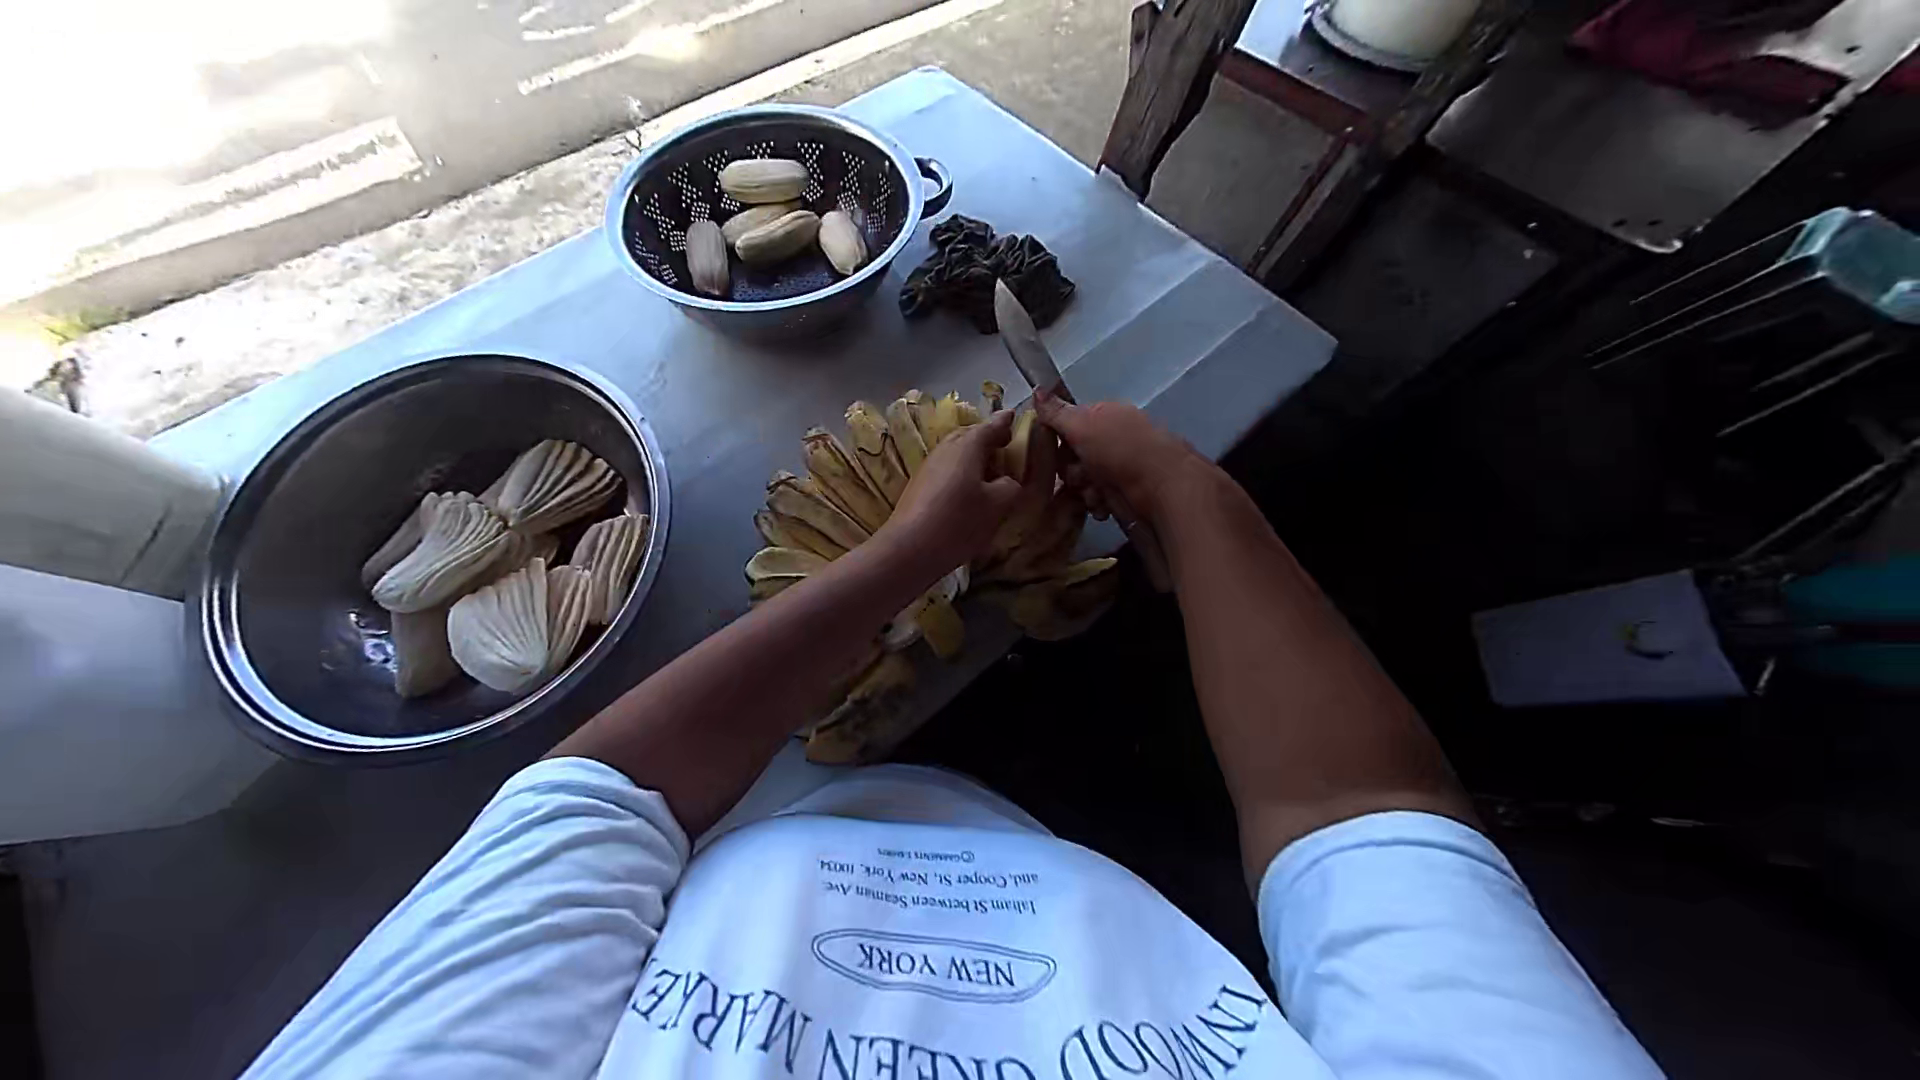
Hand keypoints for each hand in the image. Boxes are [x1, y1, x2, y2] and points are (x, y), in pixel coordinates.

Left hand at [876, 410, 1024, 575]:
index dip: (1005, 423)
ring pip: (956, 452)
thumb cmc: (959, 522)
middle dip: (988, 437)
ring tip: (990, 470)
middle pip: (970, 435)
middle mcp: (946, 448)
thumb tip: (1008, 480)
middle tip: (1005, 446)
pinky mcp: (919, 485)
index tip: (1015, 419)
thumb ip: (1011, 486)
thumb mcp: (998, 505)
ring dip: (973, 456)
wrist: (909, 548)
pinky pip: (947, 468)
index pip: (991, 425)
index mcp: (968, 445)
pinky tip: (968, 490)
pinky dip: (961, 471)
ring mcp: (929, 466)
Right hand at [1033, 389, 1209, 525]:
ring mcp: (1120, 466)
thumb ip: (1056, 412)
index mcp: (1105, 415)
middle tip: (1080, 476)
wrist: (1164, 489)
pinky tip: (1103, 505)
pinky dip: (1097, 503)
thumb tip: (1036, 388)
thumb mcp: (1082, 425)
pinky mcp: (1125, 492)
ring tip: (1095, 493)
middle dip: (1071, 470)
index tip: (1055, 452)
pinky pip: (1097, 498)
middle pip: (1072, 456)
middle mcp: (1112, 438)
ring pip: (1082, 480)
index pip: (1068, 424)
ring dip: (1083, 490)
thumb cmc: (1121, 451)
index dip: (1058, 440)